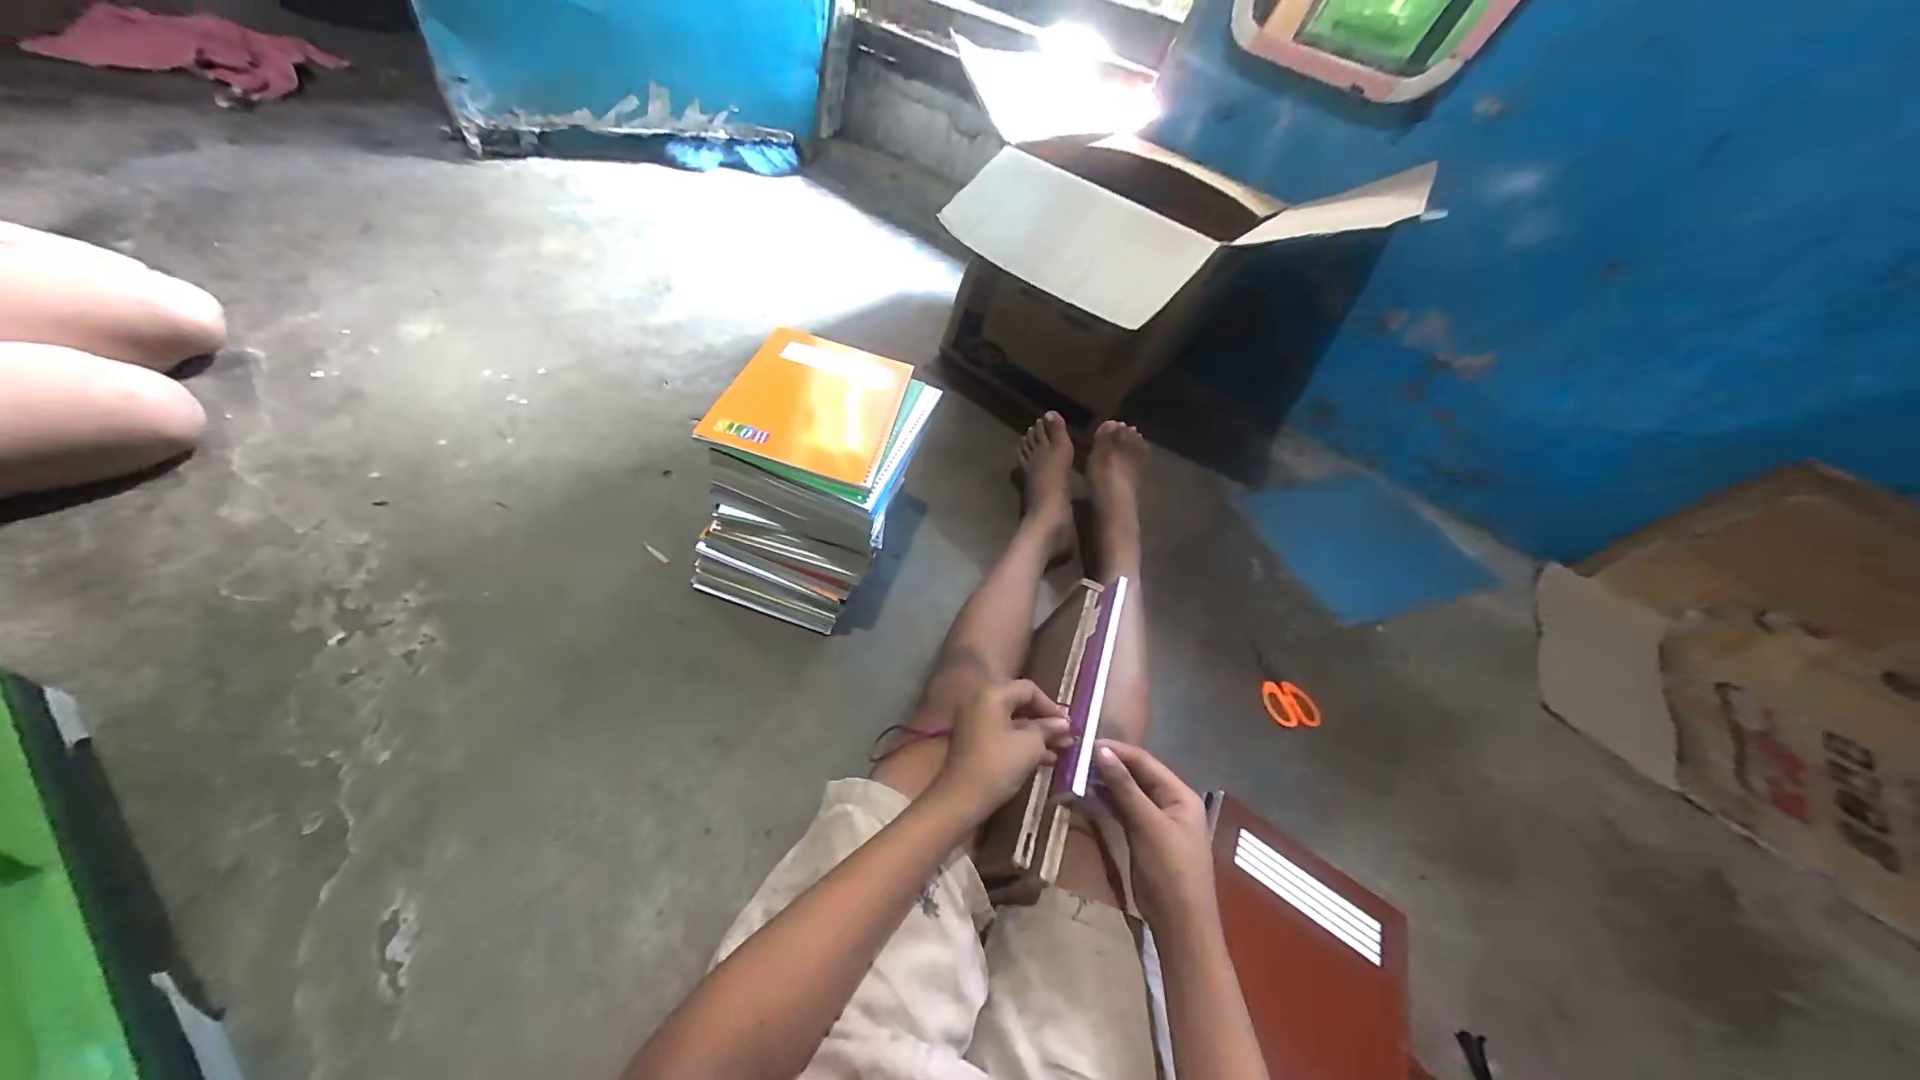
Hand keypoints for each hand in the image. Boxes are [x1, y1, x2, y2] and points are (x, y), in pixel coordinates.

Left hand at [928, 679, 1070, 821]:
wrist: (960, 798)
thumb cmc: (998, 765)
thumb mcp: (1030, 746)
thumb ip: (1047, 729)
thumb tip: (1063, 724)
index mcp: (992, 694)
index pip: (1028, 689)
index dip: (1051, 705)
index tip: (1068, 724)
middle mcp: (980, 701)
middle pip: (1019, 704)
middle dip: (1045, 720)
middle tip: (1067, 736)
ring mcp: (974, 721)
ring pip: (1012, 721)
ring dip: (1037, 734)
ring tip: (1062, 750)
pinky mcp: (973, 740)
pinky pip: (1002, 733)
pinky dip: (1022, 742)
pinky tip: (1045, 759)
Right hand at [1093, 740, 1217, 933]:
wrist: (1180, 924)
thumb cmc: (1170, 870)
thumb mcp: (1147, 825)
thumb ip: (1124, 787)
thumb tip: (1101, 750)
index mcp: (1180, 795)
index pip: (1145, 762)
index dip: (1117, 750)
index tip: (1086, 743)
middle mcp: (1171, 802)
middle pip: (1137, 775)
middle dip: (1110, 765)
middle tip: (1077, 756)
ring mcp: (1157, 820)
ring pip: (1129, 792)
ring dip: (1106, 782)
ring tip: (1077, 770)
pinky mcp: (1144, 836)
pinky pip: (1124, 810)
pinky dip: (1108, 801)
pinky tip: (1088, 794)